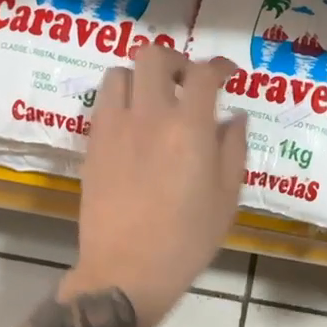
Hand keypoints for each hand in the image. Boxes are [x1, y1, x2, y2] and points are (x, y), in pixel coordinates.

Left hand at [63, 43, 247, 326]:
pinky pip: (103, 103)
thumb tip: (234, 118)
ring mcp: (115, 127)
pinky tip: (133, 124)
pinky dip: (120, 100)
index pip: (204, 74)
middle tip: (187, 81)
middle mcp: (150, 116)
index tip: (227, 74)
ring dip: (141, 77)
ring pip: (120, 72)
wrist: (127, 269)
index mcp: (190, 129)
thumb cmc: (187, 239)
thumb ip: (233, 149)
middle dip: (175, 60)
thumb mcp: (226, 197)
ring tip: (154, 98)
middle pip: (154, 57)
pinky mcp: (92, 144)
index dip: (219, 66)